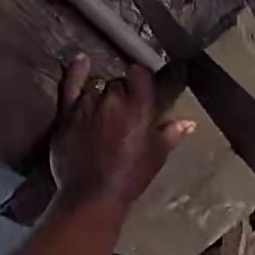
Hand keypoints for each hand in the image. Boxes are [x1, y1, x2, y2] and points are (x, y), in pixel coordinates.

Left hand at [49, 55, 193, 208]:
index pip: (141, 75)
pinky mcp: (66, 113)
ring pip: (97, 88)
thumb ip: (171, 133)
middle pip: (118, 84)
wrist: (93, 194)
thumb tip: (188, 122)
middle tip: (126, 117)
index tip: (145, 84)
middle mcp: (113, 99)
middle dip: (123, 95)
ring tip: (106, 115)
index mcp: (139, 107)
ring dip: (103, 96)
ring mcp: (87, 104)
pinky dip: (76, 71)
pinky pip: (70, 84)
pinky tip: (82, 60)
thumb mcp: (157, 156)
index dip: (143, 78)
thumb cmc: (131, 176)